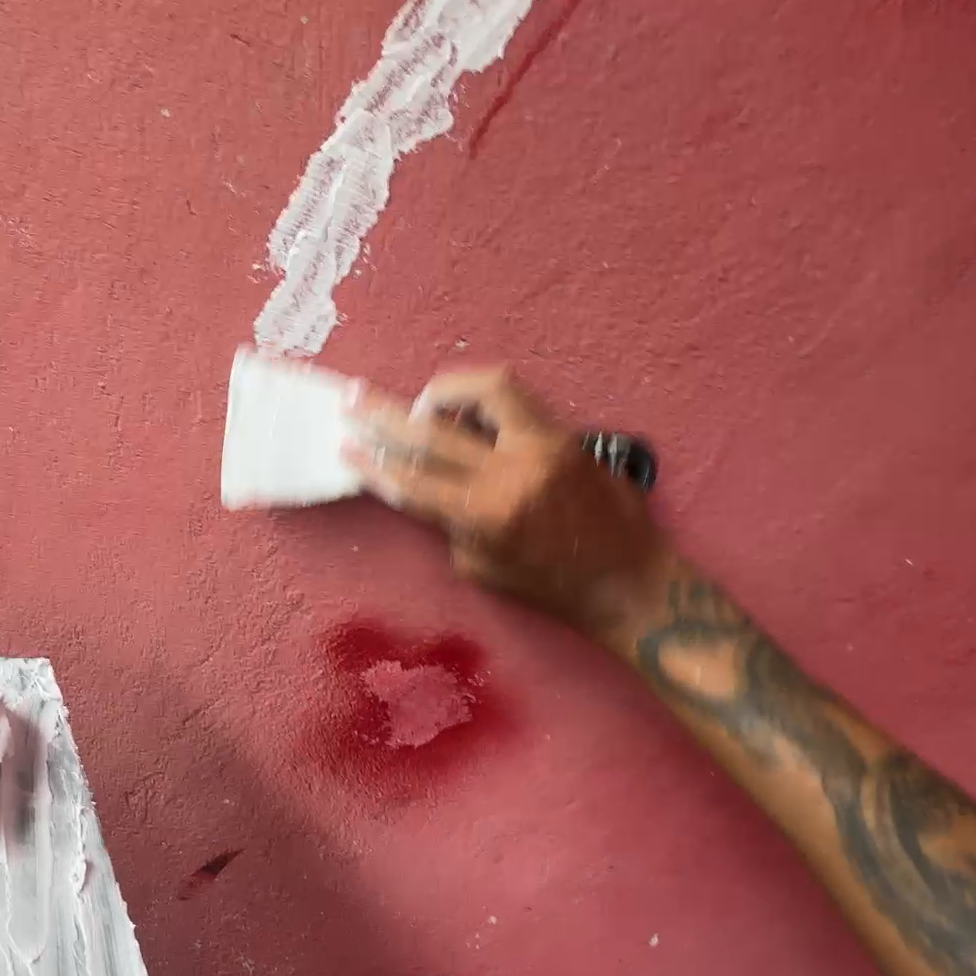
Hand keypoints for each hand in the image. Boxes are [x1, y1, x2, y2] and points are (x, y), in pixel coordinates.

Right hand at [344, 367, 669, 635]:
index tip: (344, 447)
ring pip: (486, 389)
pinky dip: (483, 398)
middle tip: (354, 400)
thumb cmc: (548, 585)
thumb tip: (416, 481)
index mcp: (485, 514)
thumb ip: (444, 519)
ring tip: (424, 404)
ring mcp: (545, 446)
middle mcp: (513, 471)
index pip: (410, 479)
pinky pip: (517, 398)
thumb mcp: (478, 564)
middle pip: (432, 431)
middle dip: (382, 415)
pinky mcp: (566, 436)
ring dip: (443, 392)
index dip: (371, 463)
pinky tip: (470, 413)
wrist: (630, 583)